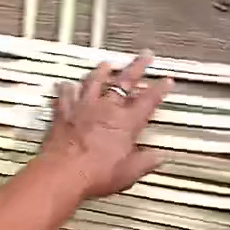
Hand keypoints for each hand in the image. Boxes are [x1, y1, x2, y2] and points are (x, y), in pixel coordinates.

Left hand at [41, 53, 173, 198]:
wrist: (63, 174)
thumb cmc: (96, 174)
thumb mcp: (129, 173)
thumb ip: (145, 162)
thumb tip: (157, 158)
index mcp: (126, 123)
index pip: (148, 100)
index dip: (160, 89)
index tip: (167, 80)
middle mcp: (106, 110)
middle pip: (125, 82)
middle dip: (137, 67)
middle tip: (145, 55)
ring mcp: (84, 108)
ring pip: (94, 82)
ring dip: (102, 71)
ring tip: (107, 63)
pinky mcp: (64, 114)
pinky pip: (65, 96)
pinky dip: (66, 89)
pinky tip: (65, 84)